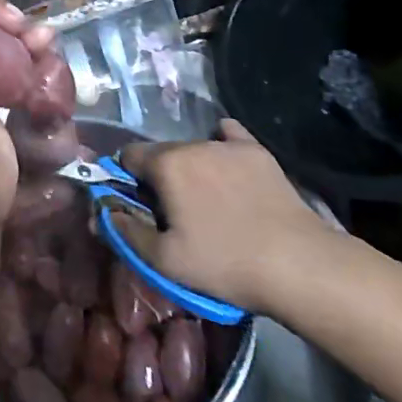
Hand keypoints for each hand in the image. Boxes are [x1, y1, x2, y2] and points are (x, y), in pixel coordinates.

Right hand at [117, 119, 342, 312]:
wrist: (298, 264)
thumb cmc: (225, 262)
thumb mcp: (166, 260)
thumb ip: (126, 231)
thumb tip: (104, 211)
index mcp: (166, 164)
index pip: (128, 156)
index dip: (127, 181)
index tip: (140, 207)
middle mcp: (193, 143)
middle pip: (161, 153)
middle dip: (160, 177)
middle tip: (174, 214)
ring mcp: (228, 144)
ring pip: (194, 149)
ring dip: (190, 168)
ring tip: (209, 203)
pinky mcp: (258, 151)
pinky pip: (229, 137)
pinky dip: (222, 147)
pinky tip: (228, 169)